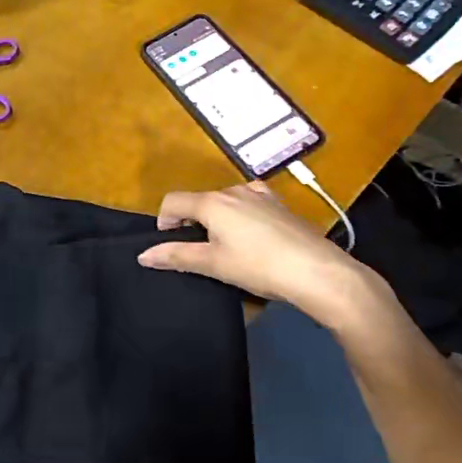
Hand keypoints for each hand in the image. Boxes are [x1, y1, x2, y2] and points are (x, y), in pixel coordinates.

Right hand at [137, 182, 402, 338]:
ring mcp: (260, 195)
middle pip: (199, 201)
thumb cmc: (259, 267)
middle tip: (199, 253)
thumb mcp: (213, 264)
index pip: (173, 201)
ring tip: (226, 249)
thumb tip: (143, 255)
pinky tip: (252, 240)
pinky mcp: (279, 205)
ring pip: (224, 202)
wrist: (319, 272)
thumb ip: (176, 256)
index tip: (170, 246)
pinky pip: (248, 205)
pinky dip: (239, 219)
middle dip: (190, 223)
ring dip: (216, 221)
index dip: (163, 222)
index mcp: (213, 202)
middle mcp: (234, 190)